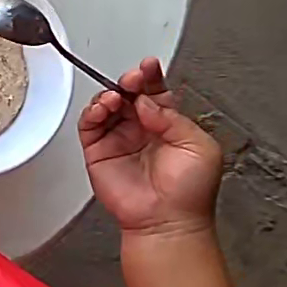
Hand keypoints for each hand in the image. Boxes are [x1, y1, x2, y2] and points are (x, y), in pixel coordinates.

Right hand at [77, 57, 221, 238]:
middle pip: (129, 95)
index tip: (148, 66)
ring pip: (106, 106)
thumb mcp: (198, 146)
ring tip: (116, 98)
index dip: (151, 77)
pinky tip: (102, 108)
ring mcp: (118, 139)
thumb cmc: (189, 192)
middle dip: (128, 83)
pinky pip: (89, 125)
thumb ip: (172, 118)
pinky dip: (92, 112)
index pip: (156, 93)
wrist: (166, 220)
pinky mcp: (97, 151)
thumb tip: (146, 103)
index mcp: (168, 126)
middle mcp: (141, 130)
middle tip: (131, 80)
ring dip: (109, 96)